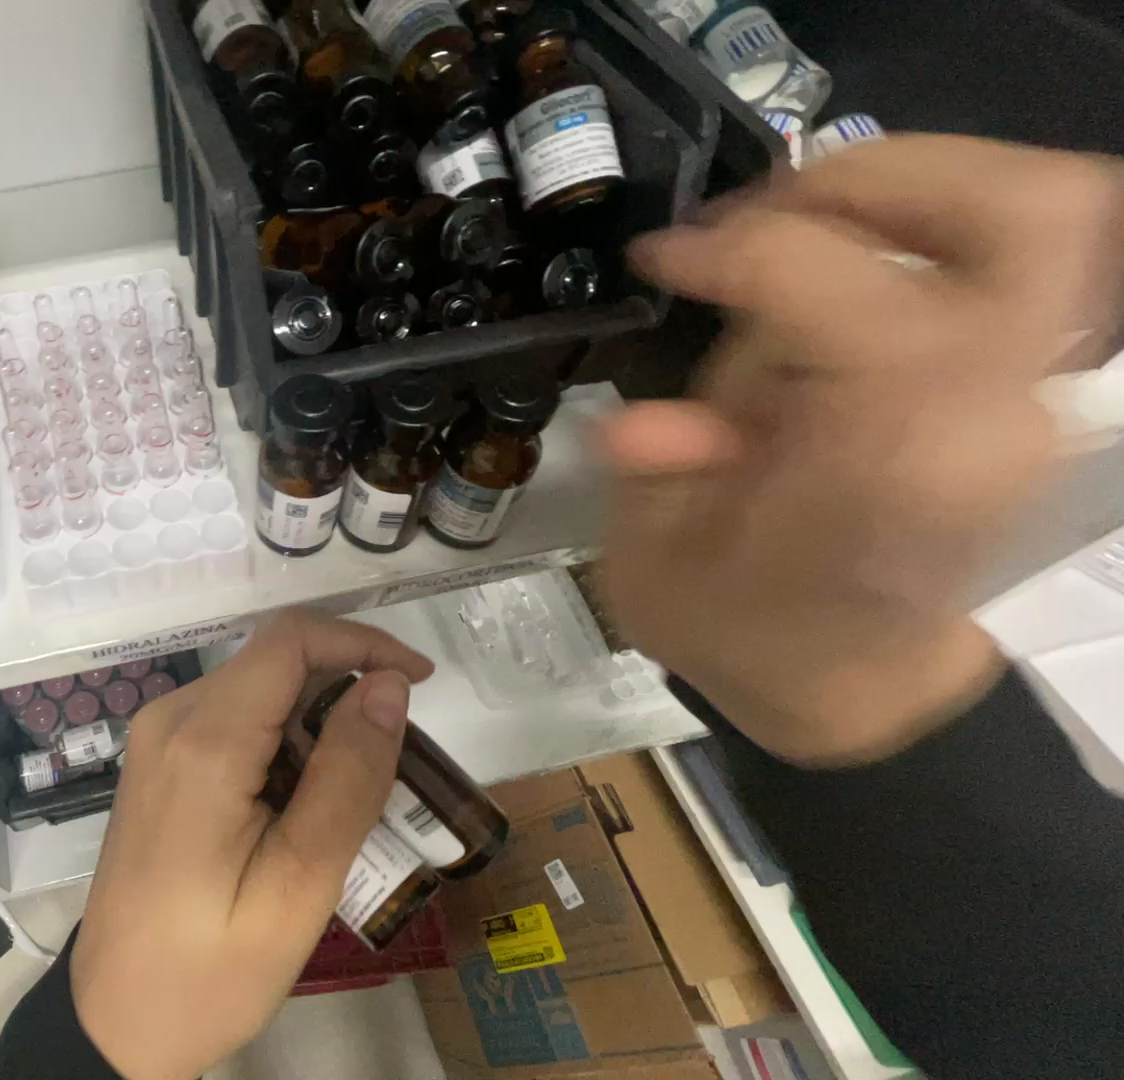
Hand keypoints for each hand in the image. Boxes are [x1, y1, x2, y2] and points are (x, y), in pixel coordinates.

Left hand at [69, 611, 432, 1079]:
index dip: (362, 642)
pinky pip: (233, 718)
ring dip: (315, 722)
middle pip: (274, 662)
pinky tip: (298, 805)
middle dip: (343, 691)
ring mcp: (158, 735)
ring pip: (258, 689)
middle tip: (389, 769)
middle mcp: (171, 716)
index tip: (417, 681)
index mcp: (203, 739)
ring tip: (344, 803)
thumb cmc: (210, 968)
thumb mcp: (299, 884)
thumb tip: (386, 685)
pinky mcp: (159, 757)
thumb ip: (347, 775)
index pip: (289, 640)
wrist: (116, 1016)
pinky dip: (282, 741)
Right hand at [600, 135, 1123, 764]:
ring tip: (765, 244)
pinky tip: (800, 284)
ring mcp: (1017, 400)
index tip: (664, 259)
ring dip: (885, 201)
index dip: (749, 251)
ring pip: (1027, 220)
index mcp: (883, 474)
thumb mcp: (655, 577)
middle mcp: (984, 421)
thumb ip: (656, 484)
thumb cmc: (737, 637)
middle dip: (877, 176)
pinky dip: (895, 240)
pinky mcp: (1005, 387)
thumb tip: (638, 423)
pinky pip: (984, 265)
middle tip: (756, 208)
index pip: (857, 302)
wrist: (843, 680)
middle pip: (1025, 215)